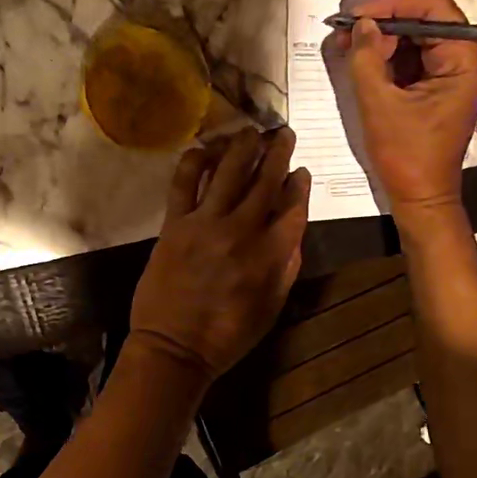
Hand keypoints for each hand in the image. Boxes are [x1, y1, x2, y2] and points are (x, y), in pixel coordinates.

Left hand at [129, 127, 310, 381]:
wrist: (175, 347)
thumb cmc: (229, 333)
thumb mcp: (273, 305)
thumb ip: (288, 265)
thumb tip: (293, 230)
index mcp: (271, 254)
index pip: (293, 207)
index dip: (300, 185)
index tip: (301, 170)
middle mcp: (242, 230)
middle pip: (264, 181)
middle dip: (277, 152)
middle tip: (282, 132)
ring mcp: (206, 223)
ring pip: (228, 172)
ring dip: (242, 147)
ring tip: (251, 131)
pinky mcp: (175, 224)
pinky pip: (185, 183)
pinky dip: (195, 161)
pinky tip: (204, 147)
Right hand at [330, 0, 476, 216]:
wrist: (420, 198)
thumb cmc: (406, 156)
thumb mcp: (379, 104)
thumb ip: (366, 57)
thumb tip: (359, 24)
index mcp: (466, 60)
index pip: (434, 7)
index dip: (392, 2)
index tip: (356, 14)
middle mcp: (467, 58)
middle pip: (424, 18)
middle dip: (382, 21)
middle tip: (344, 31)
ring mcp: (453, 72)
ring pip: (415, 36)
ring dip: (380, 37)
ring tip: (345, 44)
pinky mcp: (438, 85)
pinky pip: (412, 57)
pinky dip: (386, 55)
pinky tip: (359, 58)